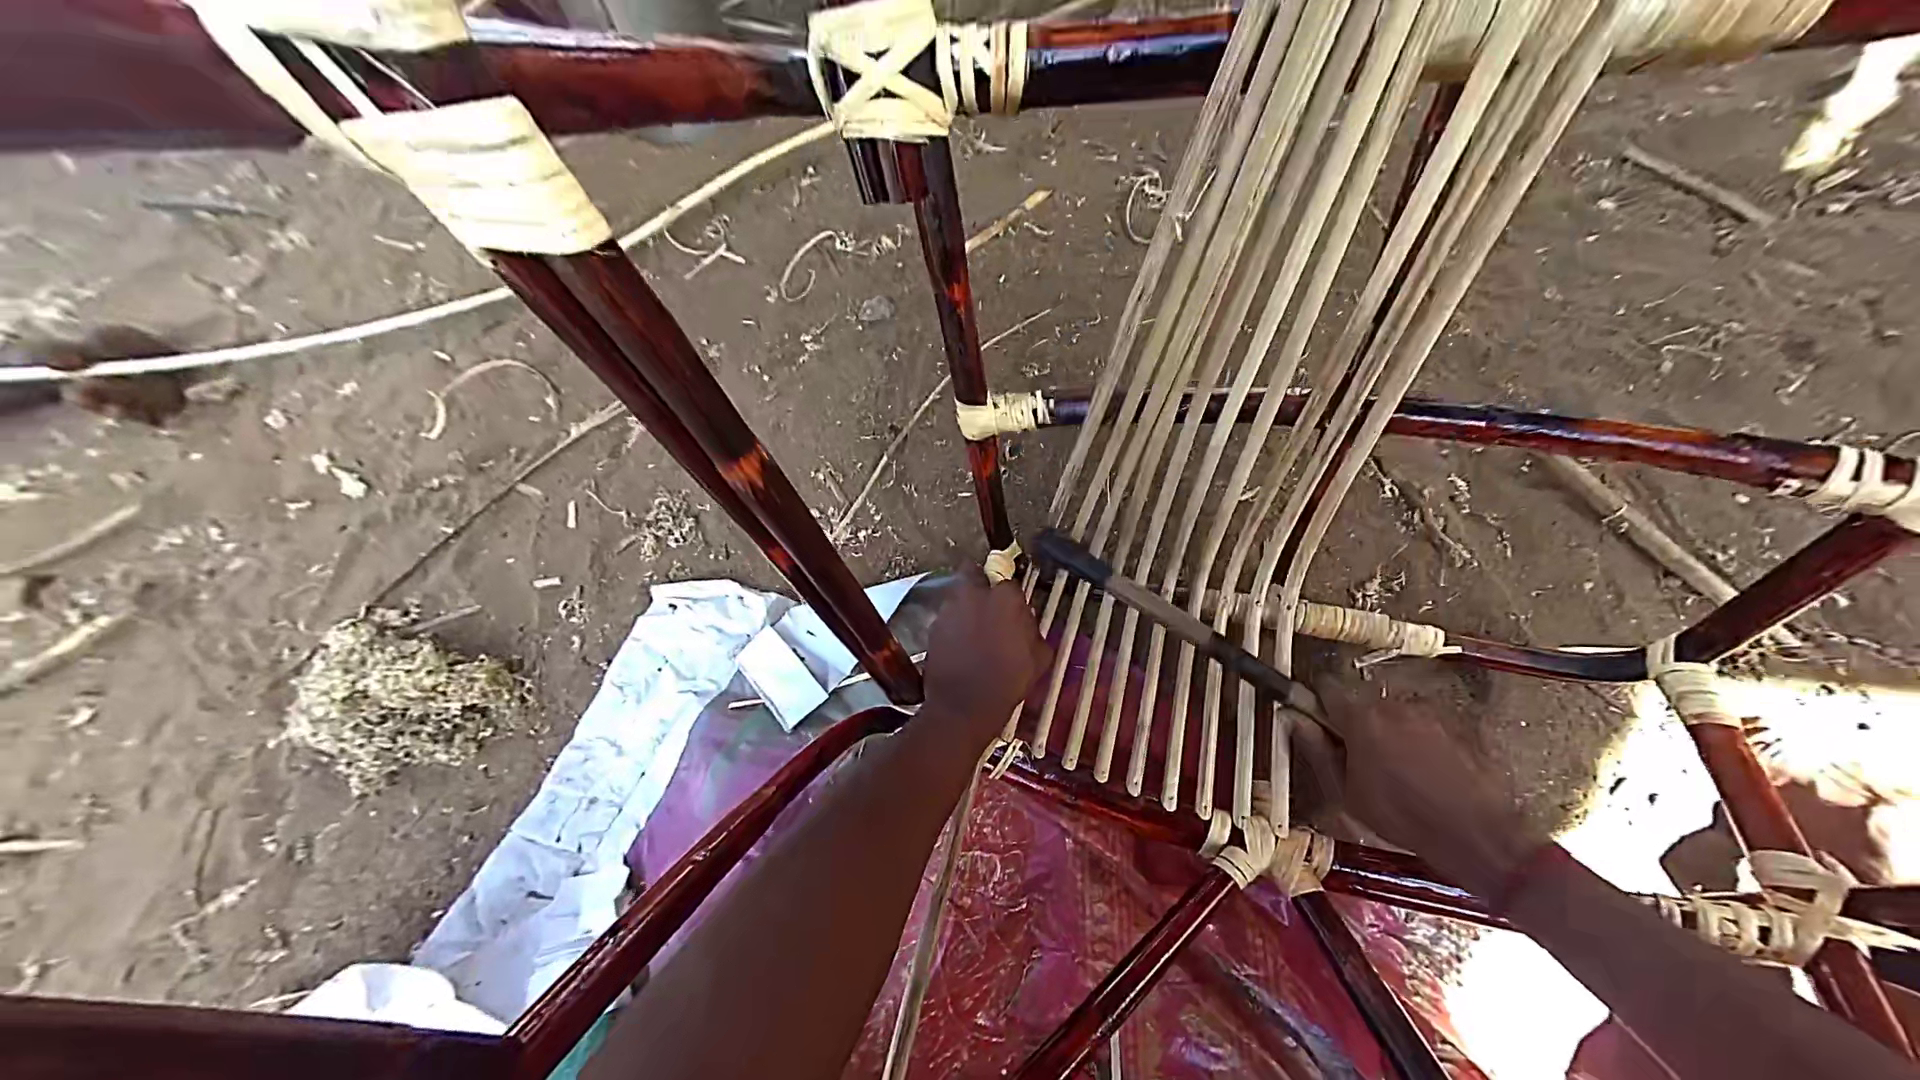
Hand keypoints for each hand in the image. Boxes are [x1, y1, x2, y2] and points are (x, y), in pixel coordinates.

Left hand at [923, 569, 1049, 738]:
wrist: (965, 705)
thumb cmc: (1006, 682)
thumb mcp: (1039, 658)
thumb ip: (1033, 630)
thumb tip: (1027, 623)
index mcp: (1005, 598)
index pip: (1009, 581)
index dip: (1011, 595)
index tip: (1013, 607)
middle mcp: (974, 595)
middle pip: (974, 572)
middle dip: (981, 582)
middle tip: (989, 603)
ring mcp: (949, 609)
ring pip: (957, 594)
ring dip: (966, 604)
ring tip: (975, 628)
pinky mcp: (933, 626)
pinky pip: (946, 617)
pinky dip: (952, 625)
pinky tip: (961, 644)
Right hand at [1318, 676, 1545, 896]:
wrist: (1480, 837)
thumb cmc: (1406, 818)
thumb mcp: (1345, 792)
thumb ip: (1316, 750)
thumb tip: (1294, 720)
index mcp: (1361, 717)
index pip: (1325, 687)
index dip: (1317, 703)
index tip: (1315, 718)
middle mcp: (1395, 706)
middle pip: (1361, 701)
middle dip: (1355, 723)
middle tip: (1355, 757)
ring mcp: (1430, 714)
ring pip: (1394, 714)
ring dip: (1388, 732)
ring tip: (1394, 770)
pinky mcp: (1457, 726)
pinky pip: (1424, 725)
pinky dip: (1418, 741)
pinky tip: (1423, 772)